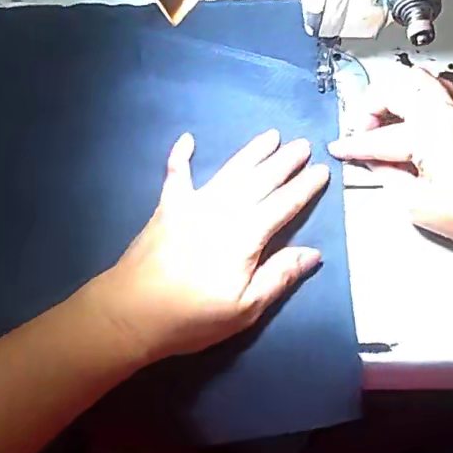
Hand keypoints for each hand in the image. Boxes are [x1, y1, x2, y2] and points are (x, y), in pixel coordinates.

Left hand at [86, 130, 330, 362]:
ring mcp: (193, 204)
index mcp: (246, 235)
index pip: (283, 205)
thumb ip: (279, 276)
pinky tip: (187, 139)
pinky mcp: (168, 207)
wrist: (131, 312)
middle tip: (303, 144)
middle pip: (260, 181)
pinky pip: (177, 175)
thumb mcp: (245, 308)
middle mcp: (223, 210)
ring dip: (252, 153)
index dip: (304, 188)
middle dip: (284, 162)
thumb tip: (313, 253)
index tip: (322, 171)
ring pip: (230, 172)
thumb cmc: (192, 316)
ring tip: (271, 136)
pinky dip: (181, 156)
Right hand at [328, 63, 452, 262]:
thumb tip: (371, 163)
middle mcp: (445, 115)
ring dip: (393, 94)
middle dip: (370, 109)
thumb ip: (387, 175)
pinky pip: (438, 89)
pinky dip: (417, 94)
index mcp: (430, 133)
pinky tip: (410, 111)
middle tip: (360, 131)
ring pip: (417, 80)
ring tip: (382, 117)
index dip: (354, 145)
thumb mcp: (415, 203)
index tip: (339, 148)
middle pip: (394, 91)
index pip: (380, 136)